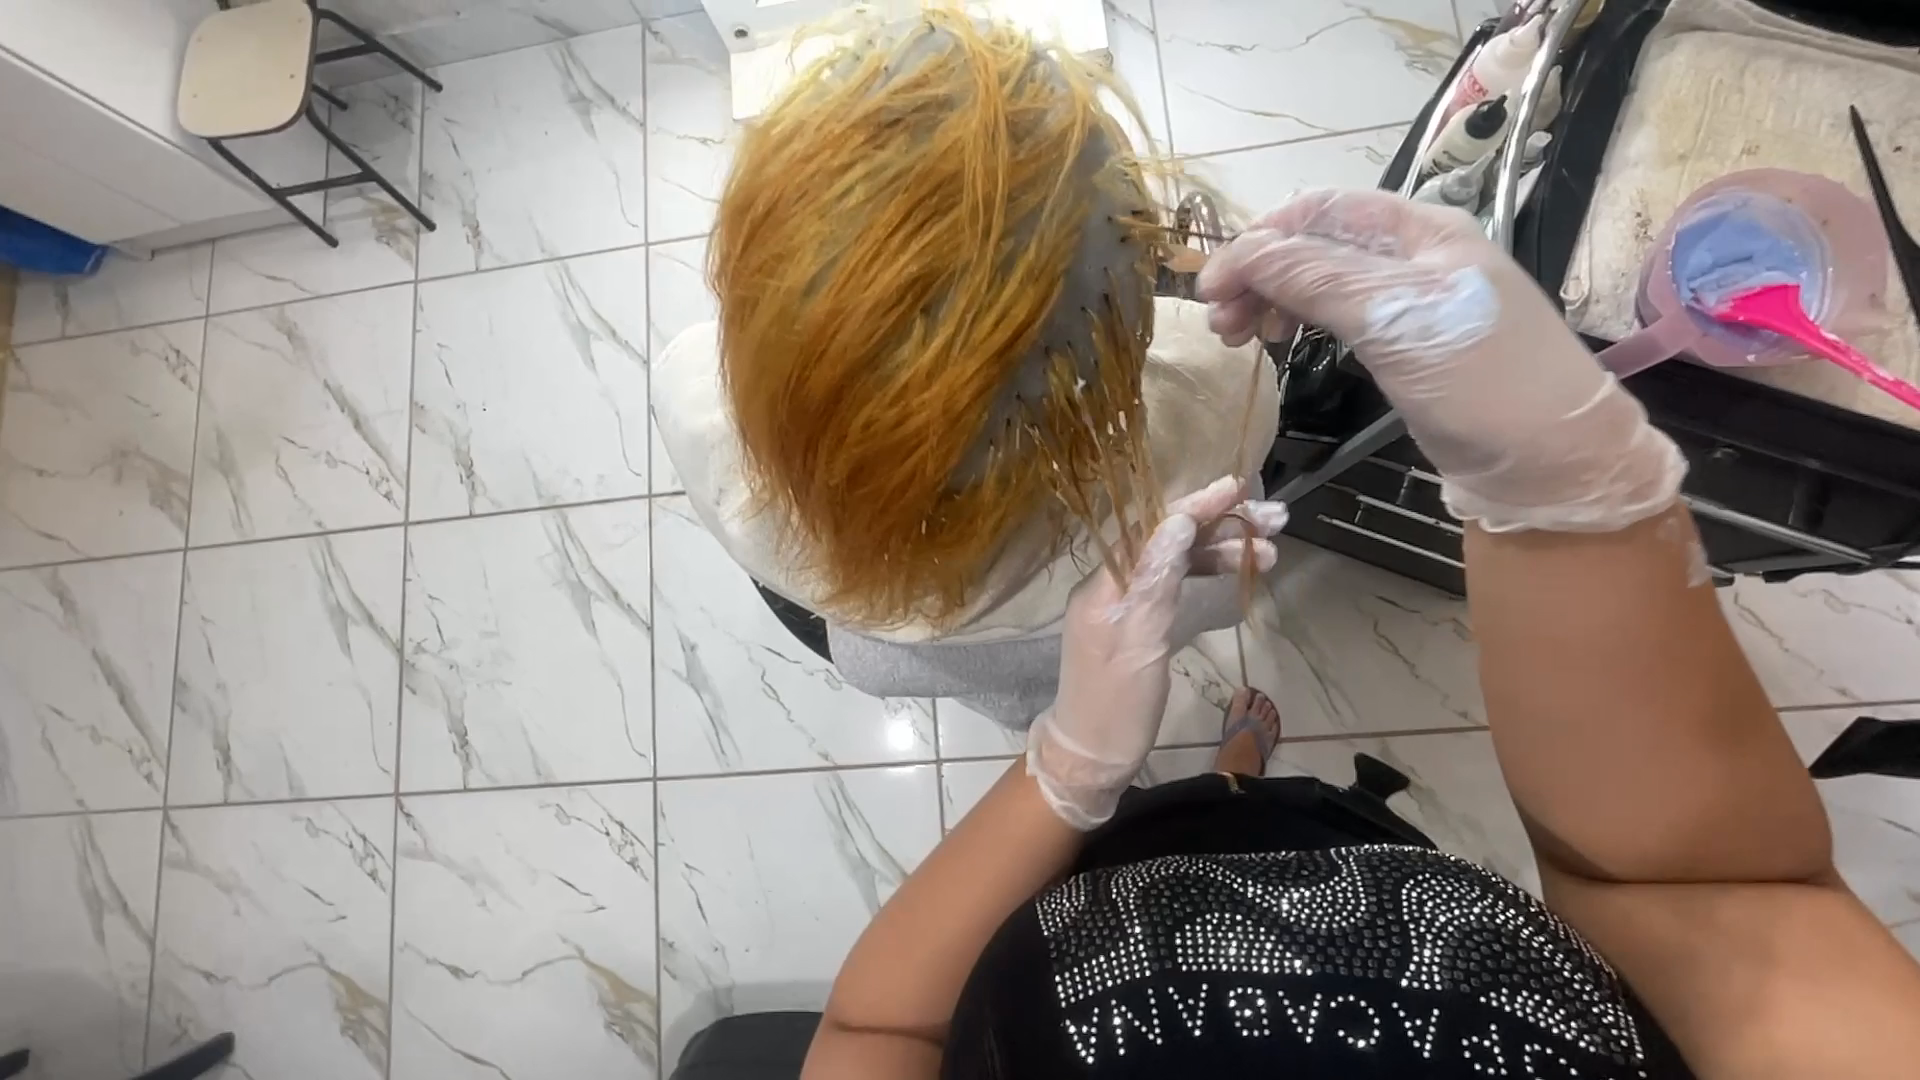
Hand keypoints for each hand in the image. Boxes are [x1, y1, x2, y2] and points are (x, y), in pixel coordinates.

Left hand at [1027, 476, 1288, 829]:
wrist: (1091, 757)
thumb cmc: (1115, 706)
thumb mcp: (1139, 643)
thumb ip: (1156, 580)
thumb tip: (1177, 522)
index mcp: (1105, 585)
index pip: (1151, 529)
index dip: (1194, 506)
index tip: (1237, 487)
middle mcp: (1114, 586)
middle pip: (1168, 540)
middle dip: (1220, 524)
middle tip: (1277, 518)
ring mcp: (1128, 605)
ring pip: (1177, 562)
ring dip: (1222, 550)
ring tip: (1272, 549)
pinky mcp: (1141, 625)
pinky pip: (1176, 587)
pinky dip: (1208, 576)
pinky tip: (1241, 572)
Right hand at [1197, 190, 1685, 533]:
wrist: (1548, 460)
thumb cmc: (1481, 381)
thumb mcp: (1395, 320)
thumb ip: (1316, 278)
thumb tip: (1242, 254)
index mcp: (1418, 231)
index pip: (1317, 211)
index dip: (1256, 242)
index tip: (1210, 289)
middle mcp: (1406, 256)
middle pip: (1310, 244)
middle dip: (1256, 274)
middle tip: (1219, 324)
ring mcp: (1401, 300)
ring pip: (1314, 280)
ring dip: (1267, 299)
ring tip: (1235, 337)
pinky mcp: (1395, 341)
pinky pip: (1329, 313)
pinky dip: (1293, 321)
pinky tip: (1275, 341)